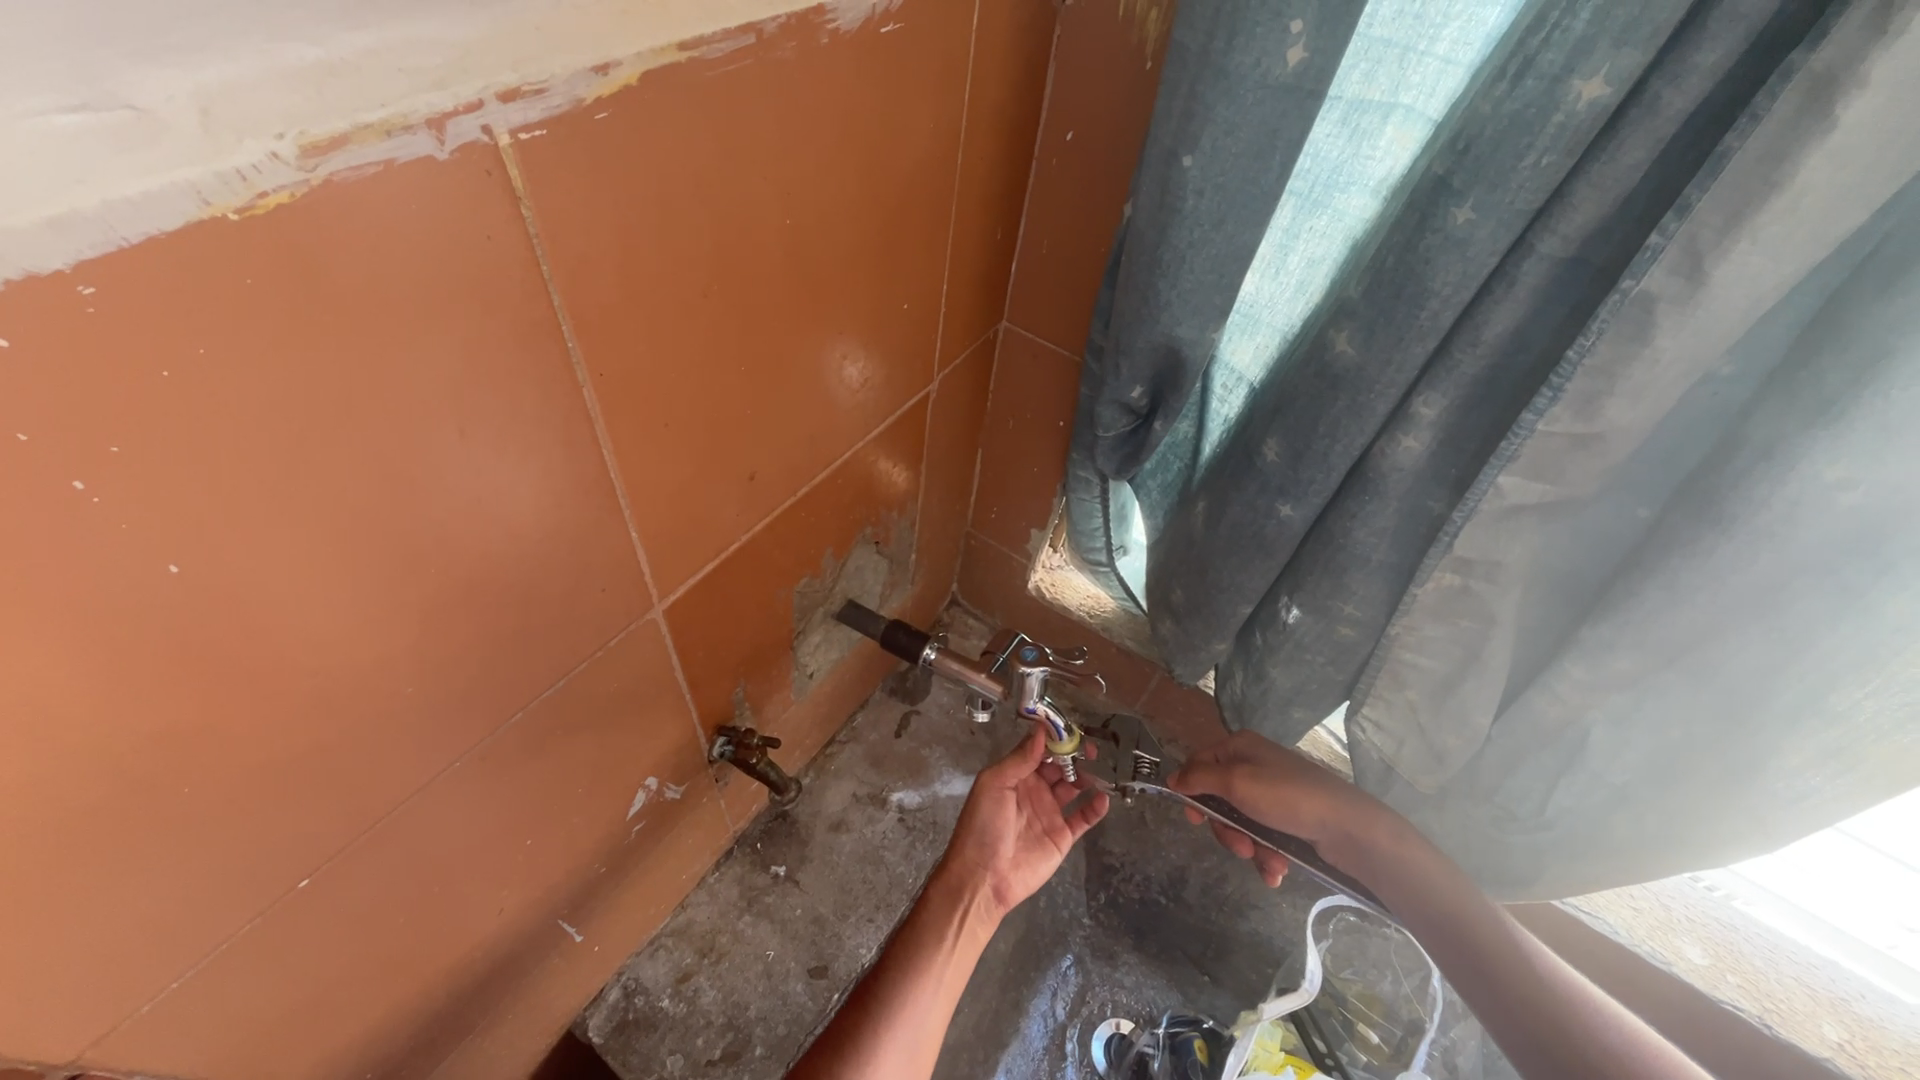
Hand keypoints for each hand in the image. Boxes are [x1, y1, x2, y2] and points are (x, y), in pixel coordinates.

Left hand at [936, 726, 1109, 919]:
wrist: (984, 877)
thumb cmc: (983, 825)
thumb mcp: (994, 784)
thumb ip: (1020, 758)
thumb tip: (1041, 729)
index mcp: (1014, 775)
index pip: (1038, 750)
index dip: (1054, 738)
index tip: (1071, 729)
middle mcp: (1033, 790)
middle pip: (1059, 766)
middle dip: (1074, 755)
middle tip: (1091, 749)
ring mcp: (1049, 813)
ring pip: (1073, 788)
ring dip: (1086, 776)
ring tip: (1100, 768)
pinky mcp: (1062, 836)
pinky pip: (1083, 818)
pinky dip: (1095, 807)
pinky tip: (1103, 798)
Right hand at [1169, 730, 1392, 886]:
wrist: (1348, 827)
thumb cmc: (1287, 798)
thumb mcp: (1236, 782)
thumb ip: (1199, 778)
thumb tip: (1172, 778)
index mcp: (1239, 747)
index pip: (1197, 764)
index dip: (1191, 792)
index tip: (1194, 819)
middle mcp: (1253, 765)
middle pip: (1217, 799)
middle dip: (1227, 830)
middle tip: (1242, 846)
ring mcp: (1272, 793)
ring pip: (1239, 823)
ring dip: (1248, 847)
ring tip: (1268, 861)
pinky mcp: (1288, 818)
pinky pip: (1262, 836)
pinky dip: (1265, 855)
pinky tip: (1276, 869)